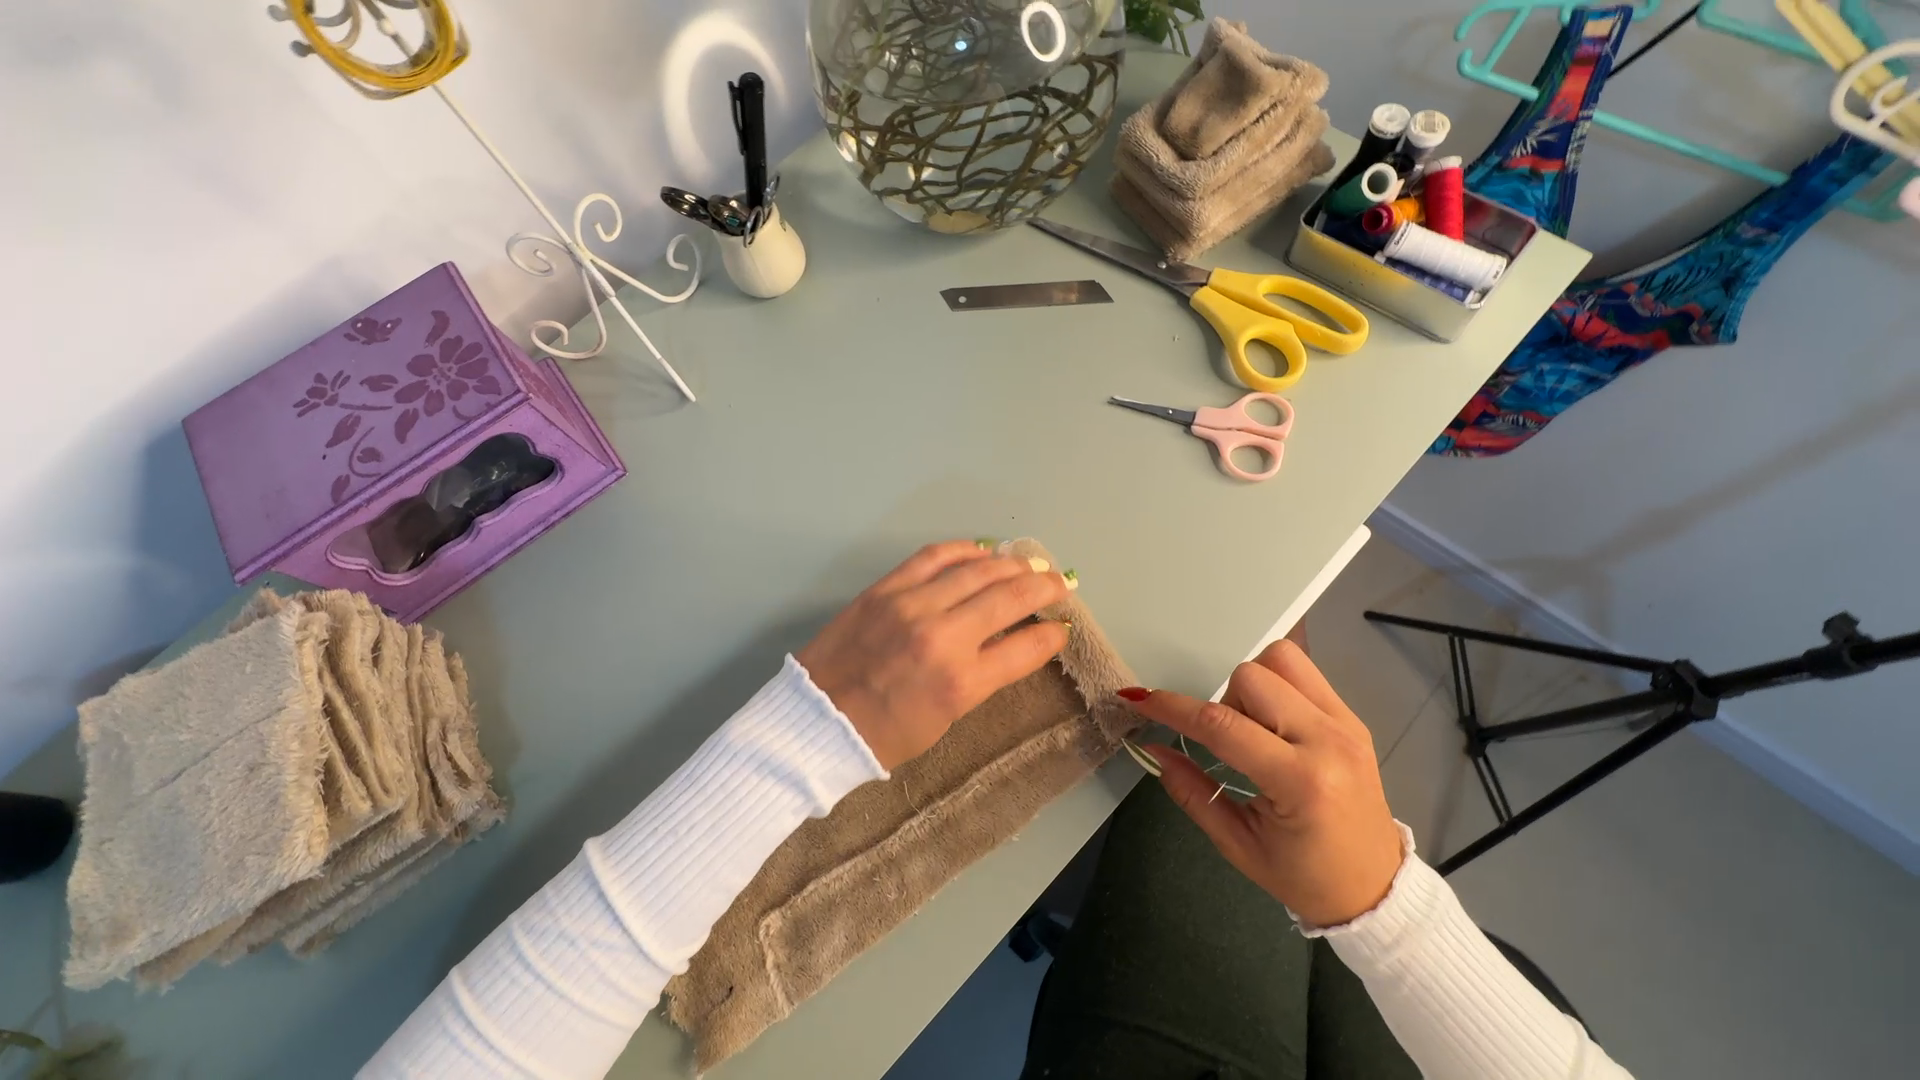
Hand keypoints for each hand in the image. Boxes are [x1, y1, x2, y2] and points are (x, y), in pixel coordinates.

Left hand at [797, 541, 1070, 770]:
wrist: (815, 721)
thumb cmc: (884, 734)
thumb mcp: (946, 719)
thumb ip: (984, 677)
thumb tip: (1016, 643)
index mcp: (961, 683)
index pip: (1027, 647)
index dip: (1052, 635)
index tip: (1060, 628)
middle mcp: (943, 637)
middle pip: (1010, 598)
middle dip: (1043, 587)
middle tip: (1058, 583)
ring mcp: (912, 606)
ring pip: (977, 570)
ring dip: (1011, 563)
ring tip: (1029, 563)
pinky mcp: (886, 589)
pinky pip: (933, 557)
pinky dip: (964, 549)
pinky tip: (982, 550)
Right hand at [1120, 640, 1404, 926]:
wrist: (1376, 888)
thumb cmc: (1304, 877)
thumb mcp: (1238, 844)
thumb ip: (1191, 791)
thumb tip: (1152, 749)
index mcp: (1301, 781)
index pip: (1223, 724)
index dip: (1174, 708)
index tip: (1140, 700)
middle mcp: (1329, 740)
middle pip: (1252, 676)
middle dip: (1223, 700)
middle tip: (1224, 741)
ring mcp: (1346, 723)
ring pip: (1281, 660)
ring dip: (1252, 686)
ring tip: (1252, 729)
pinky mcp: (1353, 717)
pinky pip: (1304, 672)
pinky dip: (1275, 686)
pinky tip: (1273, 725)